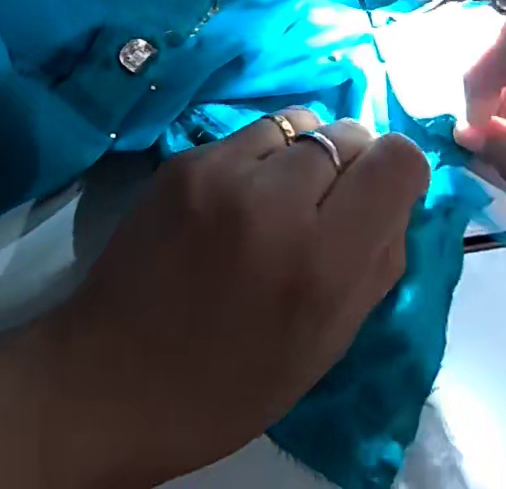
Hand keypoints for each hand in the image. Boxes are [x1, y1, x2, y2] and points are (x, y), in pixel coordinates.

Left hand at [0, 109, 430, 488]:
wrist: (106, 378)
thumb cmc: (230, 382)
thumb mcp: (327, 344)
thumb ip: (378, 261)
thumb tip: (396, 196)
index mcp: (322, 264)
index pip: (398, 161)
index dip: (399, 173)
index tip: (379, 197)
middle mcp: (276, 204)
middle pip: (352, 133)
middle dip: (353, 163)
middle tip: (326, 205)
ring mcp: (222, 172)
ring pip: (303, 123)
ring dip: (307, 154)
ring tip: (282, 194)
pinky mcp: (185, 159)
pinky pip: (254, 134)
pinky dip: (263, 157)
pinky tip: (237, 197)